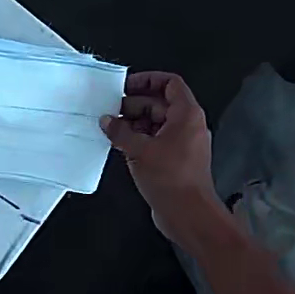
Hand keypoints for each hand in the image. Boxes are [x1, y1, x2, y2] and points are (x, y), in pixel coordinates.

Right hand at [100, 71, 231, 245]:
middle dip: (133, 105)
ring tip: (110, 128)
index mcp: (186, 115)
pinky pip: (154, 140)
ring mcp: (181, 143)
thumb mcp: (139, 149)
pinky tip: (118, 144)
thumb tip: (107, 121)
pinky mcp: (174, 159)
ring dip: (132, 123)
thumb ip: (120, 131)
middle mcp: (187, 125)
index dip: (147, 80)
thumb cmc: (170, 177)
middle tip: (109, 111)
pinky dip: (137, 139)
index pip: (169, 83)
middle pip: (159, 103)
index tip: (124, 86)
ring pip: (154, 123)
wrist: (188, 213)